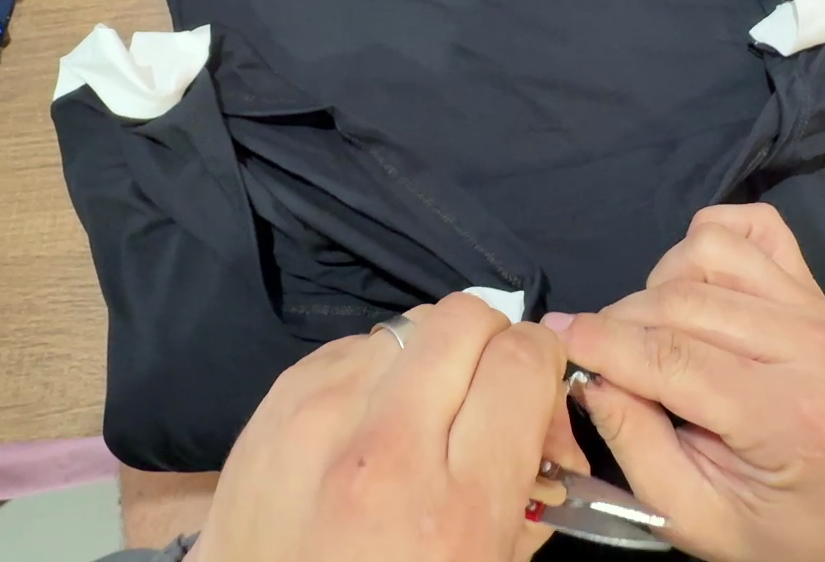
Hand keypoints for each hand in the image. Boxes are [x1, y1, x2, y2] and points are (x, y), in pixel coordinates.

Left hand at [191, 292, 585, 561]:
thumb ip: (527, 488)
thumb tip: (542, 417)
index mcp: (454, 508)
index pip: (520, 361)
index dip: (540, 360)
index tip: (535, 385)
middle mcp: (387, 445)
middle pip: (465, 317)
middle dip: (489, 340)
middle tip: (484, 387)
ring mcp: (323, 410)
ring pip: (410, 322)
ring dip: (430, 355)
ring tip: (419, 409)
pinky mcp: (281, 395)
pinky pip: (358, 343)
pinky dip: (379, 368)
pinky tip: (368, 416)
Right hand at [545, 204, 824, 561]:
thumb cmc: (769, 526)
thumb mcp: (690, 515)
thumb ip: (632, 440)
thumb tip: (584, 369)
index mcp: (792, 418)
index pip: (675, 358)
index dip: (603, 343)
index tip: (556, 335)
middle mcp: (816, 349)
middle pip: (683, 301)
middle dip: (621, 321)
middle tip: (601, 354)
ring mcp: (820, 309)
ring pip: (709, 251)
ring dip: (662, 283)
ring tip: (658, 330)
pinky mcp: (815, 286)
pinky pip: (751, 225)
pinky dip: (707, 241)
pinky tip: (695, 284)